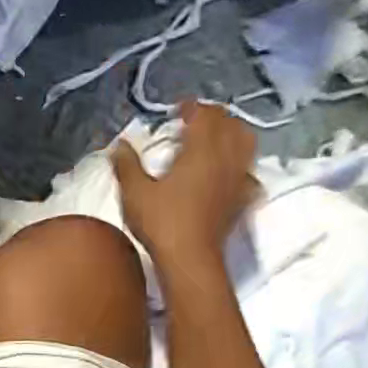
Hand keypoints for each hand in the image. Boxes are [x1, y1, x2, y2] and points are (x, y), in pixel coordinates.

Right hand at [110, 101, 260, 263]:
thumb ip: (127, 165)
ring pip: (246, 142)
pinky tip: (229, 171)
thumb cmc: (162, 223)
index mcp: (201, 149)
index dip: (191, 107)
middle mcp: (226, 157)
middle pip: (229, 123)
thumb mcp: (135, 193)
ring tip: (215, 139)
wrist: (191, 260)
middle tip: (193, 121)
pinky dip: (240, 164)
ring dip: (232, 133)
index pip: (203, 114)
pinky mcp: (243, 198)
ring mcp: (239, 177)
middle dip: (212, 116)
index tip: (177, 110)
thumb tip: (119, 145)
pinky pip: (249, 171)